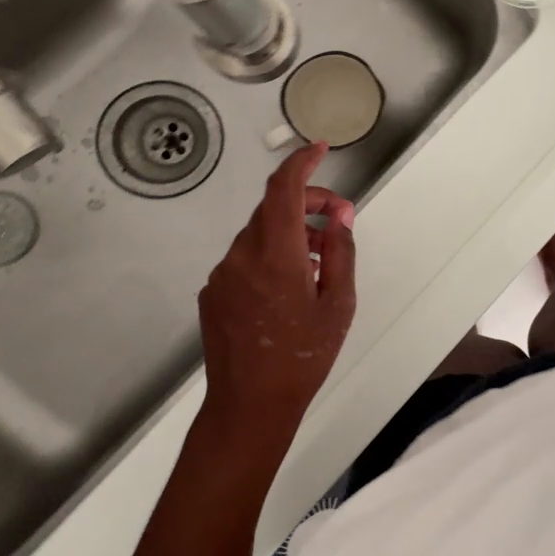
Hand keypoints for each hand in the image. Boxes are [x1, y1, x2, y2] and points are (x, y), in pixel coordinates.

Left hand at [196, 143, 356, 437]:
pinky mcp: (212, 293)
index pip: (283, 189)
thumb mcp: (339, 304)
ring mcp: (222, 274)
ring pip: (259, 234)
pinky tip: (290, 285)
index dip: (301, 162)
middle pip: (272, 208)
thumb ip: (341, 252)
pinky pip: (245, 258)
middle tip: (339, 221)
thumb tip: (339, 216)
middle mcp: (242, 256)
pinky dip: (271, 254)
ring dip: (291, 232)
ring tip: (320, 261)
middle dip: (307, 203)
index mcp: (277, 255)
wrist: (250, 405)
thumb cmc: (304, 357)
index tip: (319, 150)